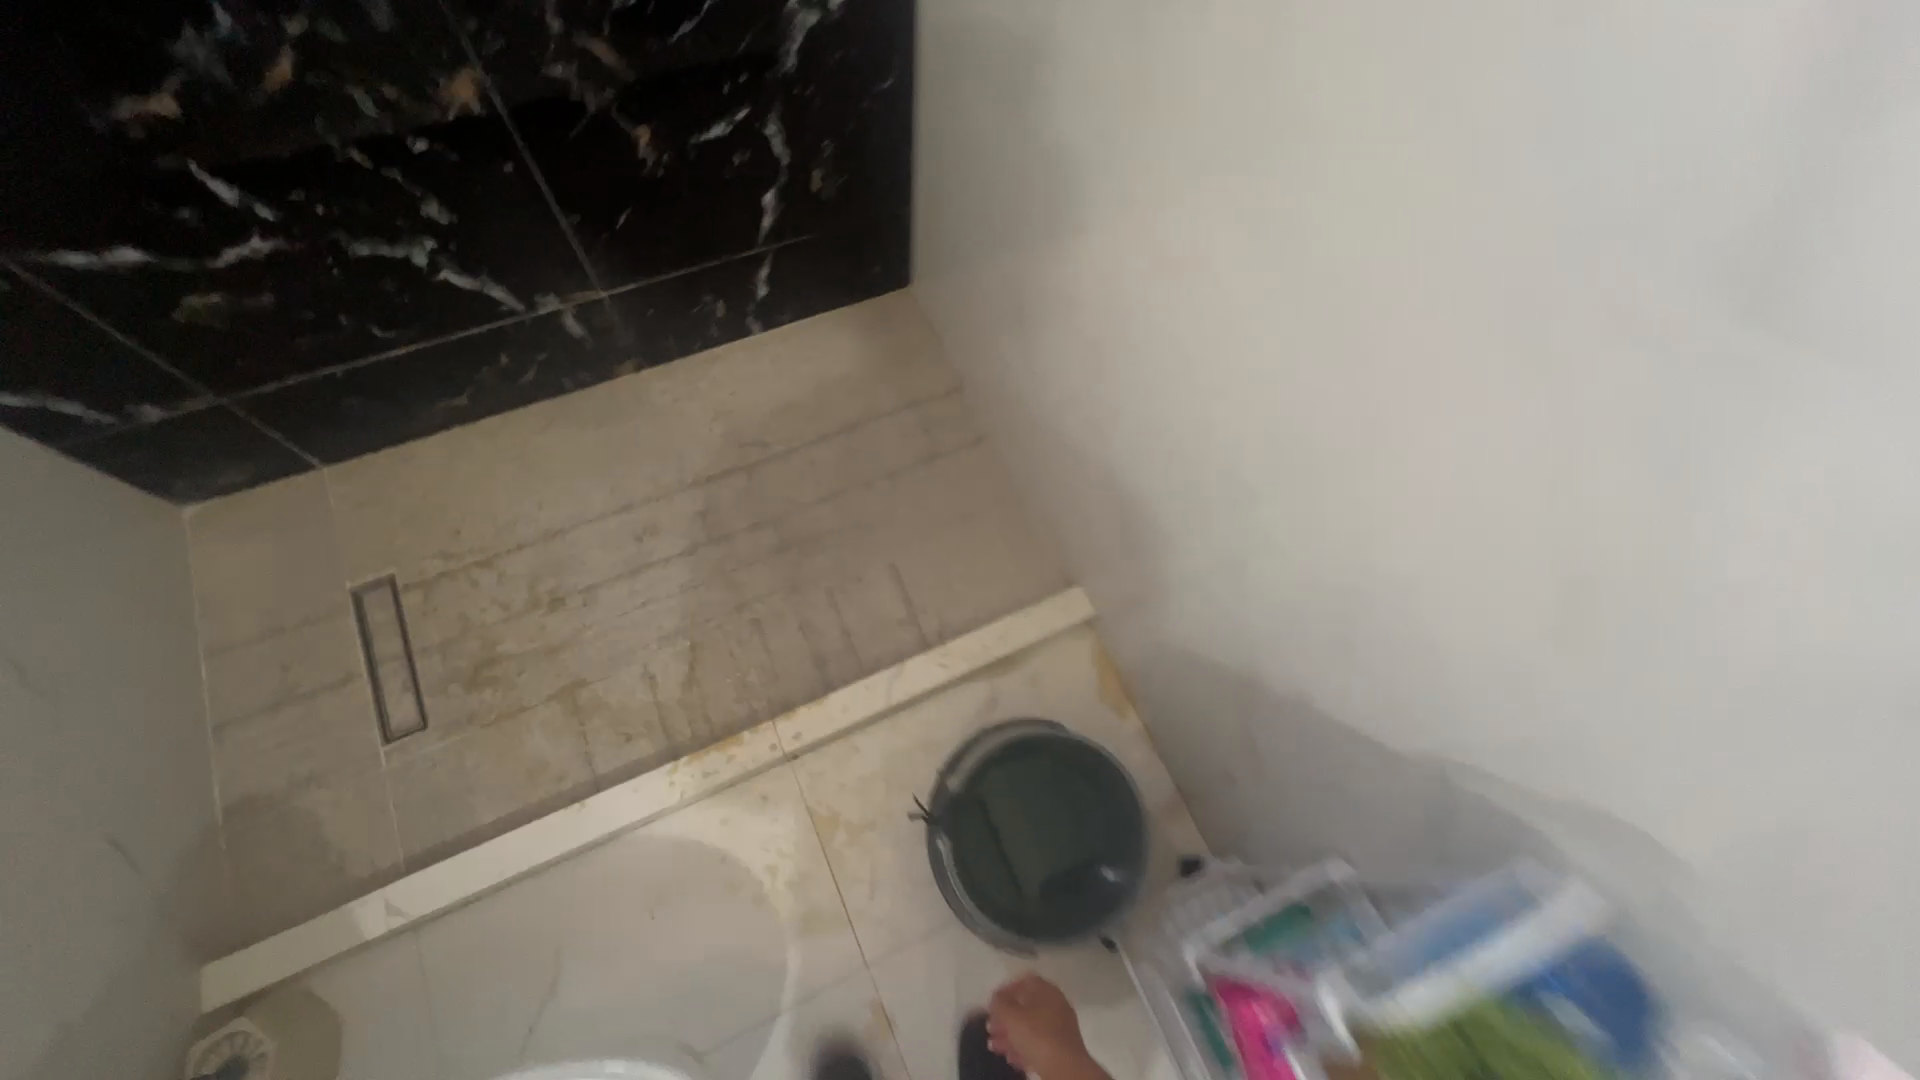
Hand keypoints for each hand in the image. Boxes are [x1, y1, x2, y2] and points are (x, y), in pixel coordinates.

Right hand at [986, 974, 1102, 1079]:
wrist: (1065, 1068)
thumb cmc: (1037, 1035)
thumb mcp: (1012, 1016)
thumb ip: (1000, 1002)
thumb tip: (996, 997)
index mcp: (1046, 989)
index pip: (1024, 980)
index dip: (1006, 990)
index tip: (992, 1004)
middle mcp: (1055, 1003)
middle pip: (1025, 1006)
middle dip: (1005, 1017)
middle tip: (990, 1028)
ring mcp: (1060, 1026)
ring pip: (1030, 1026)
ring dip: (1010, 1035)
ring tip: (994, 1046)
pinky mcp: (1061, 1047)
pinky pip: (1038, 1042)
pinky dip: (1023, 1048)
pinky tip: (1011, 1058)